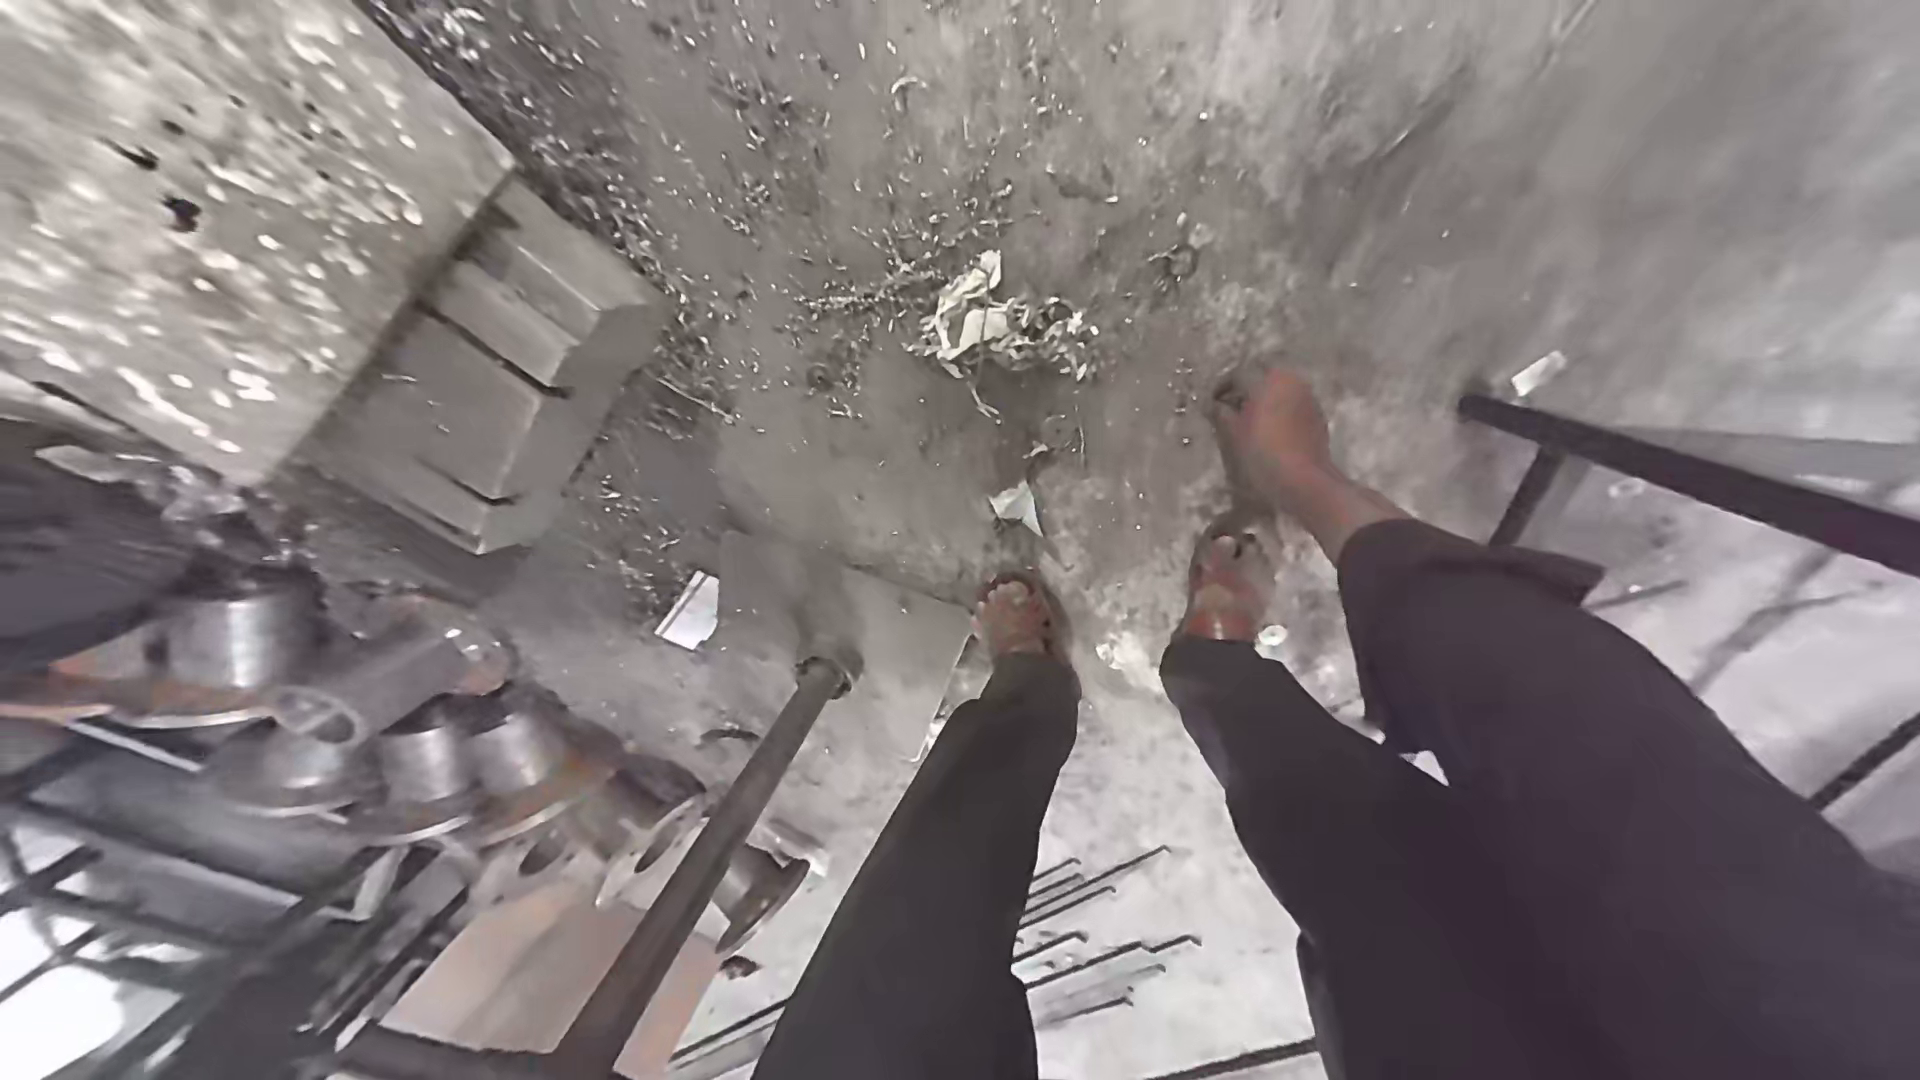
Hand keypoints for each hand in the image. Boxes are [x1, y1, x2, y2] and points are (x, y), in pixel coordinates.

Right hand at [1215, 368, 1337, 502]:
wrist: (1302, 480)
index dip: (1220, 387)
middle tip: (1229, 407)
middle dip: (1244, 387)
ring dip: (1262, 397)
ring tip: (1248, 419)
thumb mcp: (1232, 433)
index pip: (1238, 374)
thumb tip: (1211, 404)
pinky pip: (1292, 401)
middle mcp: (1290, 381)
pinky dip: (1278, 408)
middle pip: (1262, 375)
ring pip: (1279, 387)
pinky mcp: (1316, 414)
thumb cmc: (1261, 453)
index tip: (1211, 403)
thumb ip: (1220, 413)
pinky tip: (1269, 429)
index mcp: (1266, 381)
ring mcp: (1307, 396)